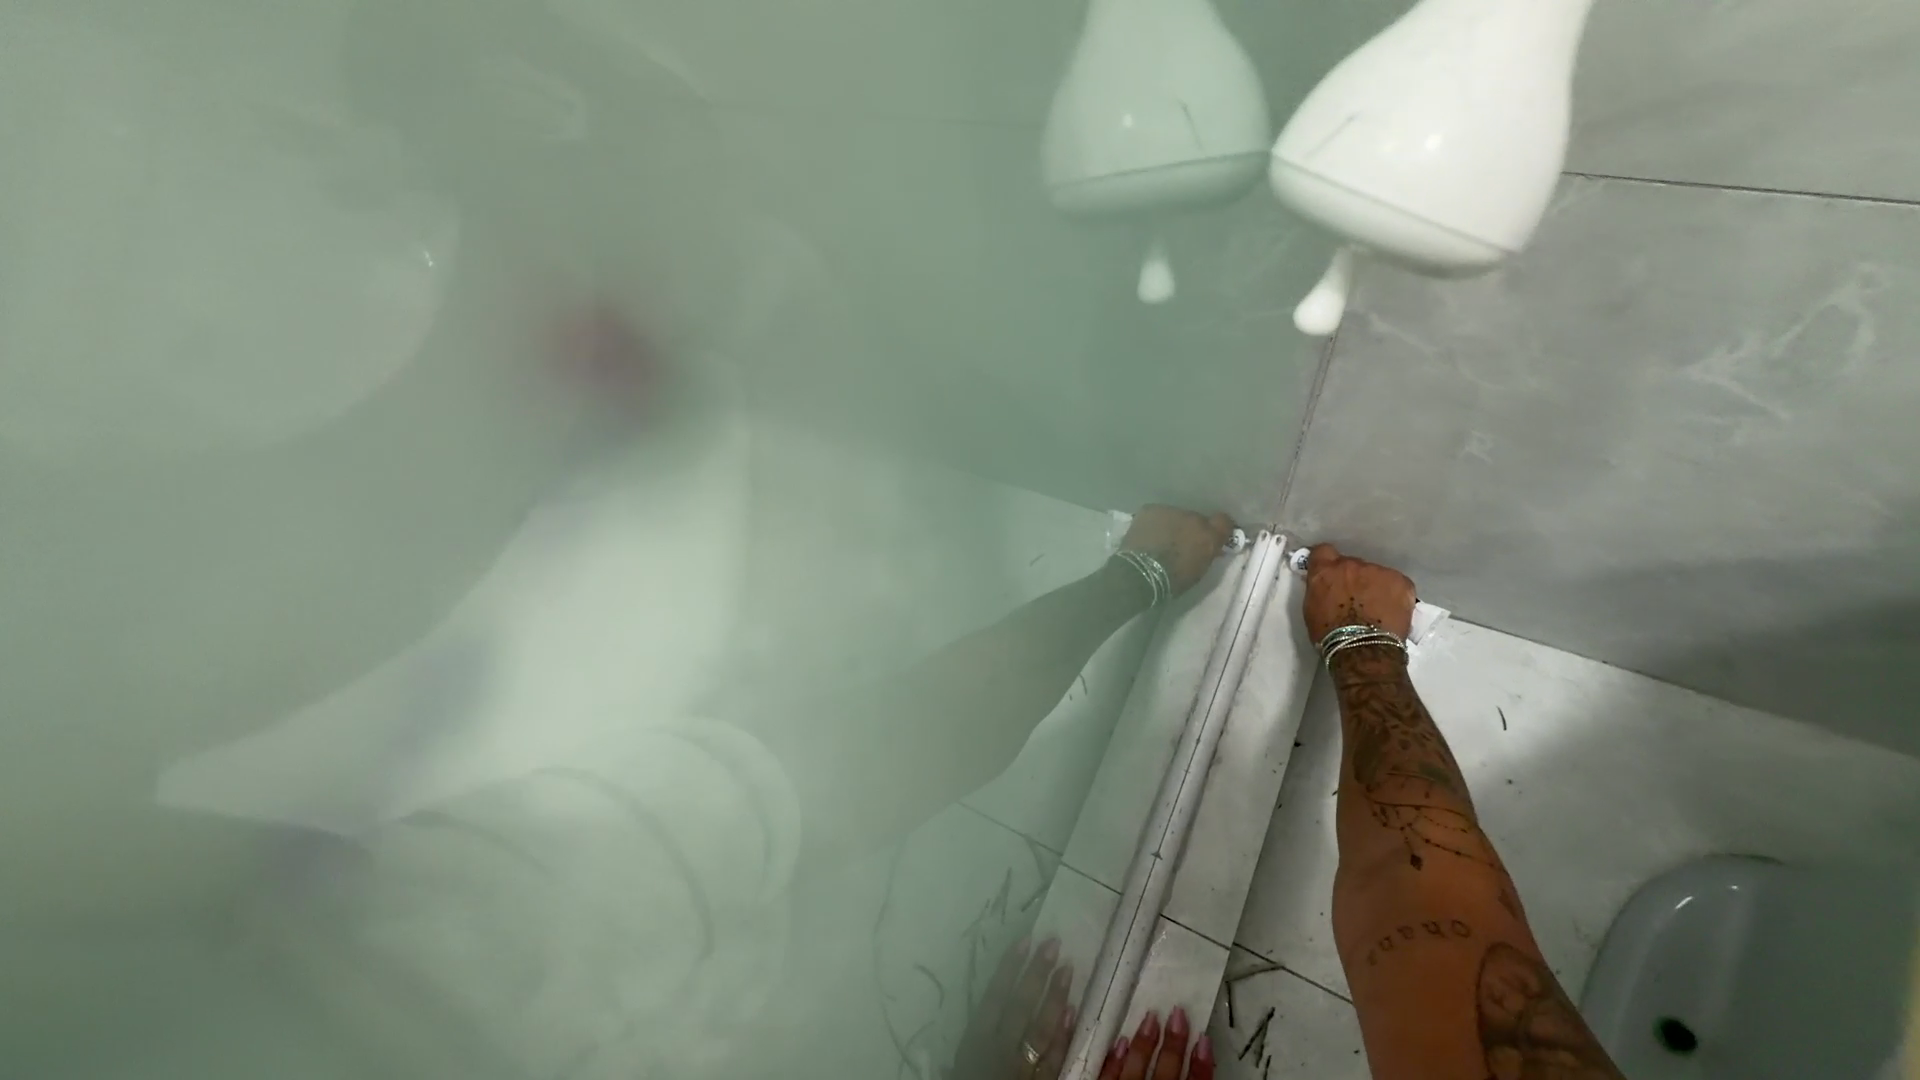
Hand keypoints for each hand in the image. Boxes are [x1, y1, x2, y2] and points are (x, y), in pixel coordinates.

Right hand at [953, 938, 1074, 1079]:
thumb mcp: (960, 1062)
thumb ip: (968, 1040)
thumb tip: (976, 1009)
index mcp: (975, 1041)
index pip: (994, 998)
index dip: (1009, 969)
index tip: (1025, 941)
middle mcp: (1000, 1049)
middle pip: (1020, 1008)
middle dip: (1037, 974)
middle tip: (1053, 944)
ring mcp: (1023, 1068)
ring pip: (1040, 1030)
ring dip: (1055, 998)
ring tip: (1067, 969)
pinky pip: (1054, 1061)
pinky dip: (1063, 1037)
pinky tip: (1072, 1012)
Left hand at [1098, 1009, 1211, 1079]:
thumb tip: (1201, 1055)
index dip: (1201, 1065)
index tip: (1204, 1037)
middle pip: (1165, 1075)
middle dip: (1173, 1044)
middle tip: (1178, 1012)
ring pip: (1134, 1070)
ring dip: (1143, 1044)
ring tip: (1151, 1017)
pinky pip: (1104, 1077)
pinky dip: (1112, 1060)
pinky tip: (1120, 1042)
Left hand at [1120, 507, 1236, 596]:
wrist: (1141, 573)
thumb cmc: (1173, 580)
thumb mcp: (1199, 570)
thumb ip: (1207, 553)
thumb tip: (1210, 546)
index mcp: (1209, 536)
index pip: (1224, 522)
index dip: (1218, 528)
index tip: (1212, 536)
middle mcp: (1193, 518)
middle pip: (1196, 519)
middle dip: (1189, 529)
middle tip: (1178, 543)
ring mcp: (1171, 511)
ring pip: (1174, 515)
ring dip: (1170, 525)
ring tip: (1159, 540)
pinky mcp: (1150, 509)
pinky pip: (1156, 514)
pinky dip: (1153, 522)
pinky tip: (1145, 534)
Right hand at [1302, 543, 1416, 643]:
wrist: (1363, 650)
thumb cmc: (1329, 634)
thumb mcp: (1312, 608)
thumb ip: (1319, 589)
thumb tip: (1327, 586)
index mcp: (1326, 571)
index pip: (1323, 551)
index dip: (1326, 561)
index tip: (1329, 573)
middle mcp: (1352, 565)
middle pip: (1352, 564)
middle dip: (1352, 578)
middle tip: (1354, 598)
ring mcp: (1379, 571)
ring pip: (1375, 574)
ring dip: (1373, 585)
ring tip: (1376, 607)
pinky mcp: (1402, 581)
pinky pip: (1396, 583)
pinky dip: (1393, 593)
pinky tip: (1391, 610)